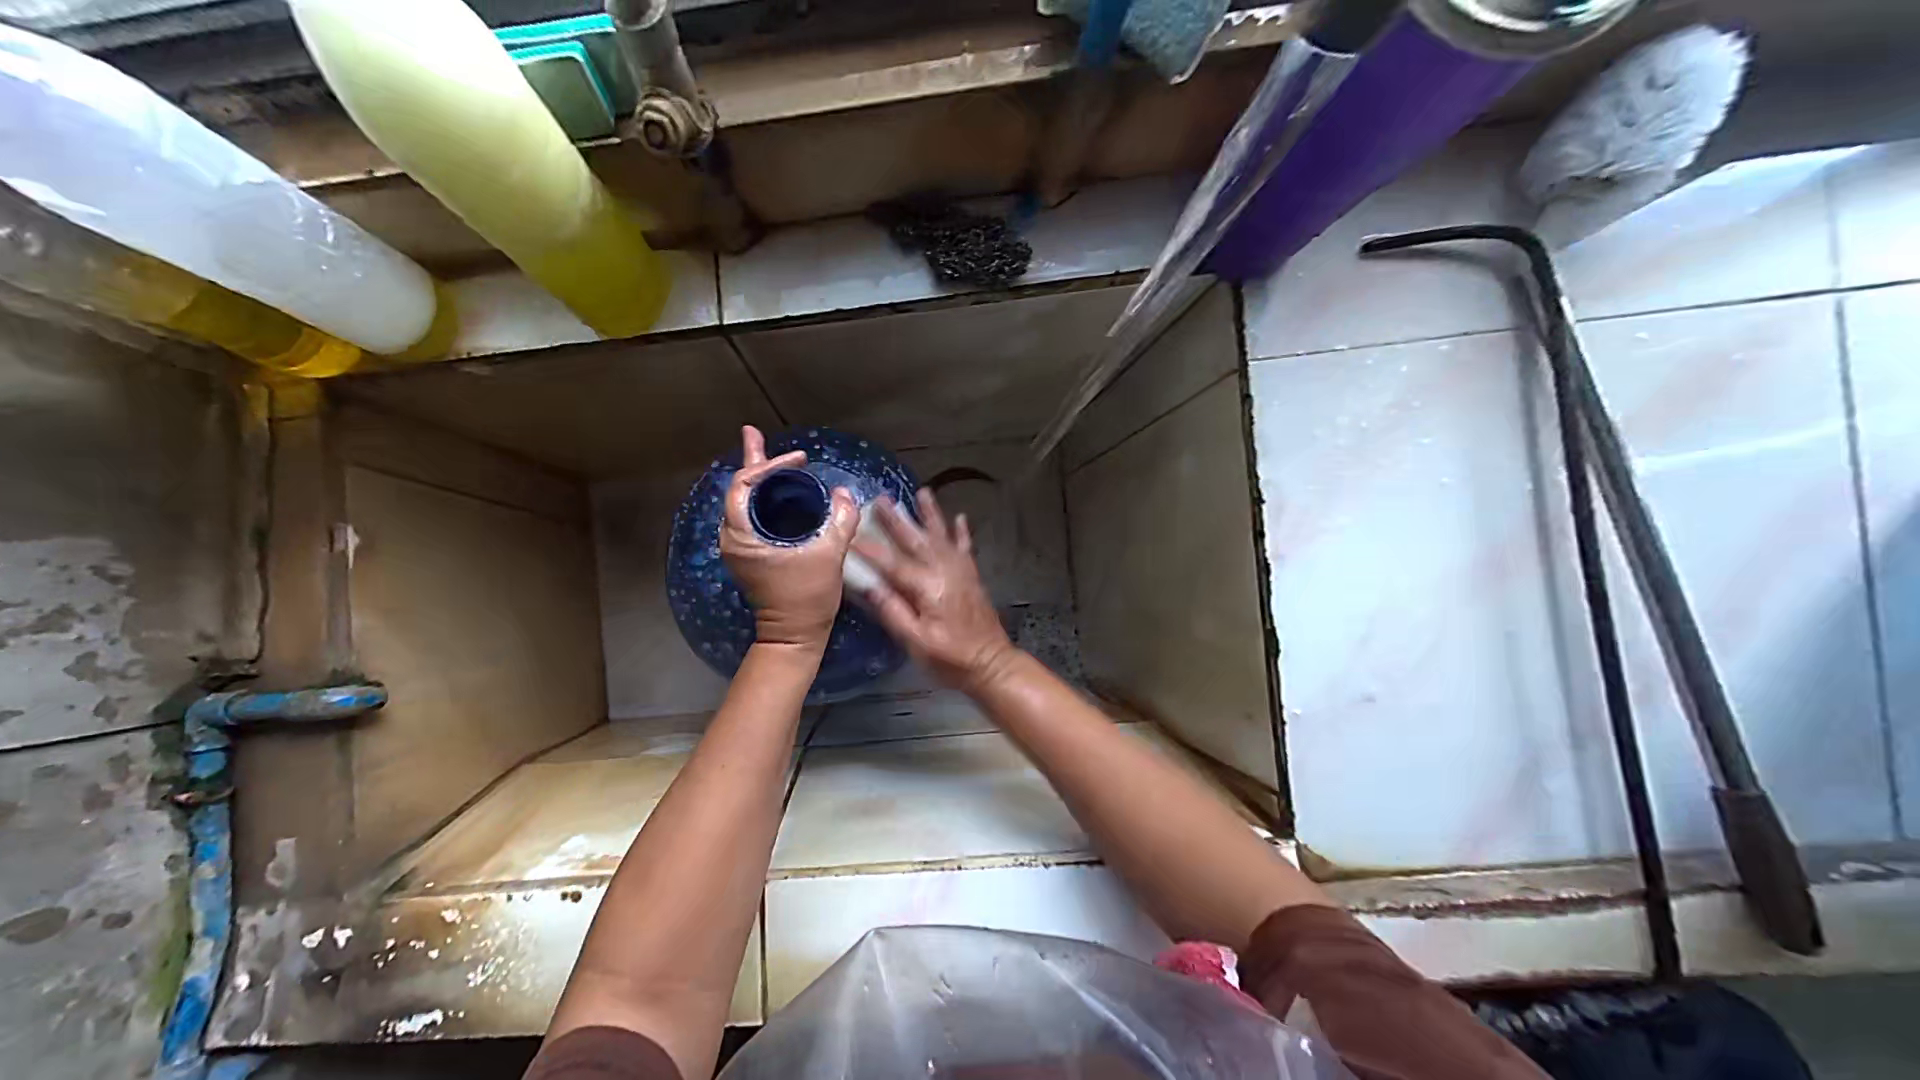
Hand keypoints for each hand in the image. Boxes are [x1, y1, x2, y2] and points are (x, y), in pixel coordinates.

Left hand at [720, 426, 859, 649]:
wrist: (795, 637)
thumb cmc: (806, 598)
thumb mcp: (827, 556)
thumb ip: (839, 521)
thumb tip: (846, 494)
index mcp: (743, 536)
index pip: (743, 486)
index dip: (767, 466)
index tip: (798, 460)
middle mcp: (735, 539)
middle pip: (740, 489)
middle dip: (752, 462)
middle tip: (754, 434)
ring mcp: (743, 548)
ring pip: (746, 503)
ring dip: (759, 479)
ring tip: (768, 455)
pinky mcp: (754, 556)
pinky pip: (755, 517)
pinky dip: (765, 499)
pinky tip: (780, 492)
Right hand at [850, 489, 1017, 693]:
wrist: (992, 665)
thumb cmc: (950, 659)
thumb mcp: (915, 642)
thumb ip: (893, 612)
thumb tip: (868, 586)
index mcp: (928, 588)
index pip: (893, 563)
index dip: (870, 549)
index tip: (850, 533)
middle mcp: (945, 572)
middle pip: (917, 541)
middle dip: (897, 520)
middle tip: (881, 499)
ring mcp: (961, 572)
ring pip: (941, 536)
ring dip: (931, 515)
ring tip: (923, 492)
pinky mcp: (972, 577)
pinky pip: (965, 548)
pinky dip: (961, 532)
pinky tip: (959, 517)